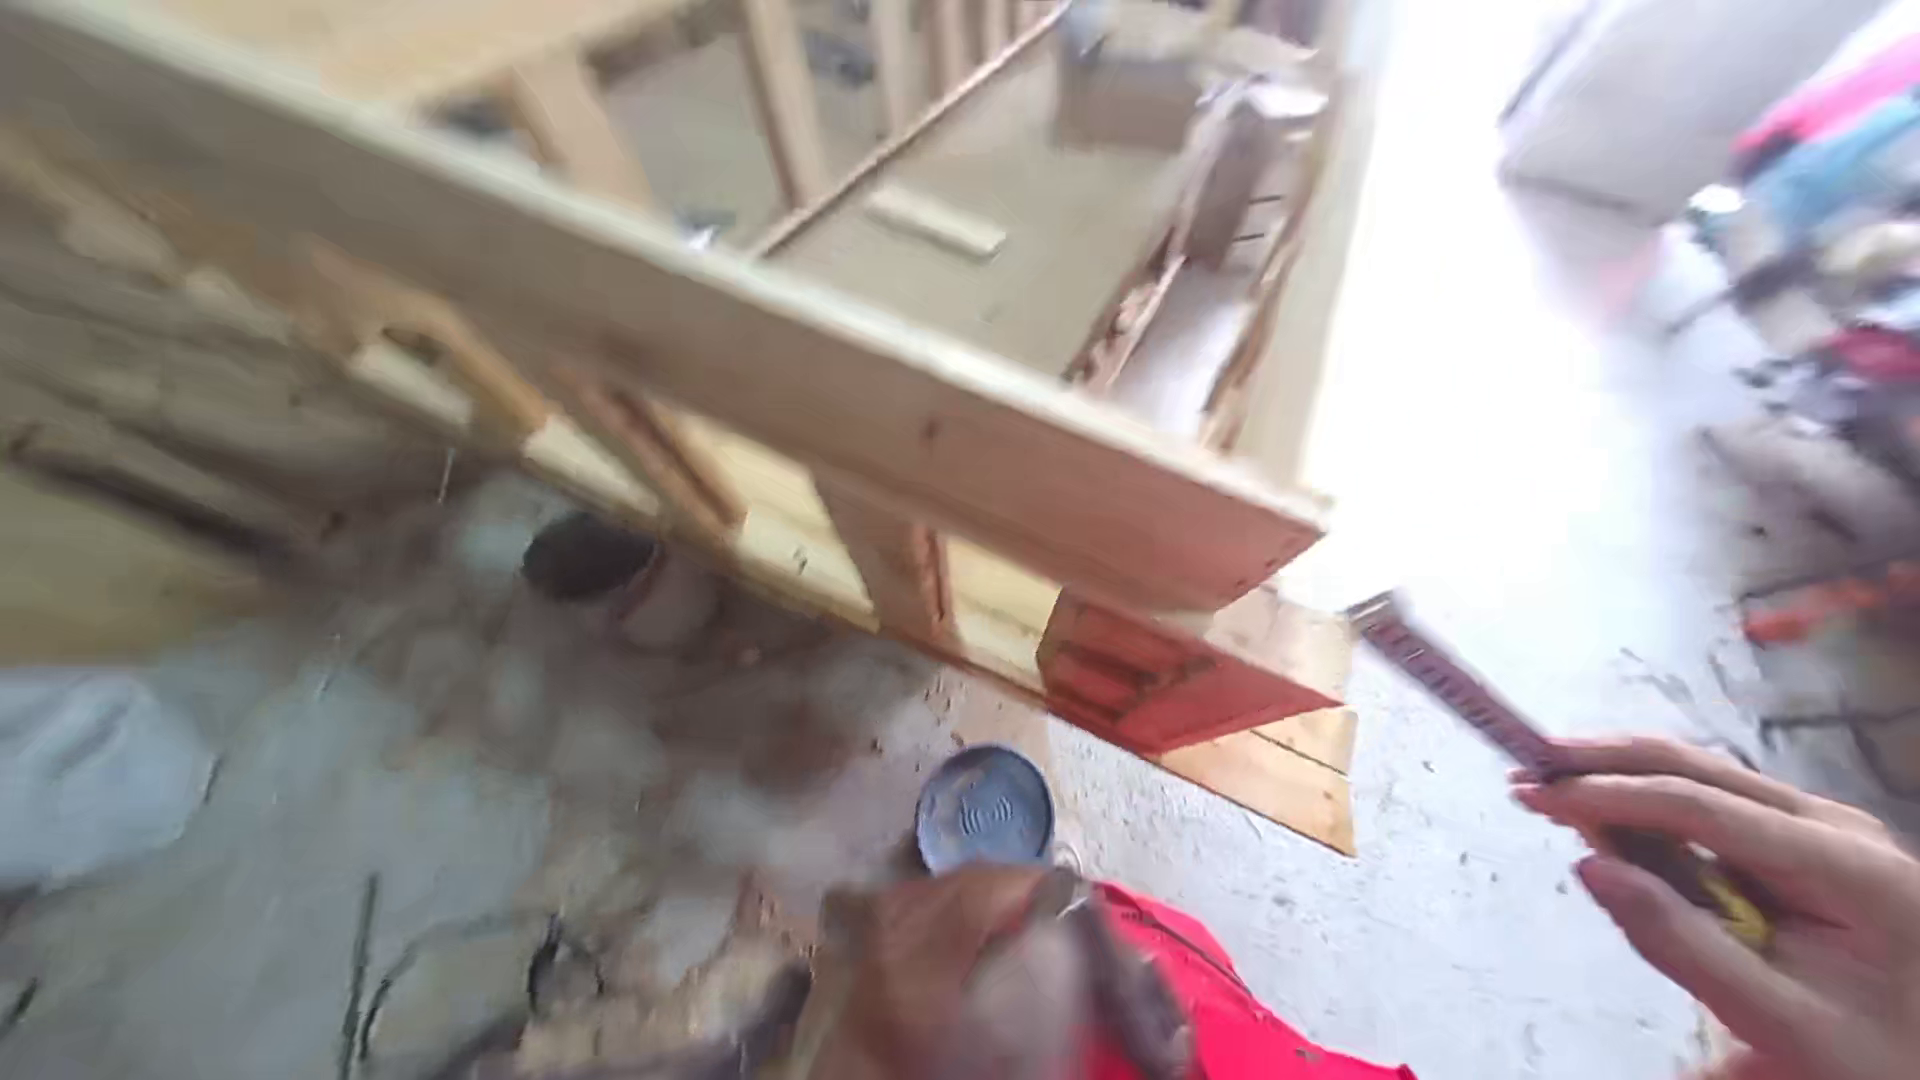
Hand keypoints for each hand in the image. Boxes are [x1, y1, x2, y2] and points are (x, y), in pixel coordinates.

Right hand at [1511, 737, 1919, 1079]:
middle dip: (1592, 762)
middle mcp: (1828, 823)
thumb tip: (1589, 866)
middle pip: (1686, 765)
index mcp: (1847, 867)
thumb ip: (1684, 944)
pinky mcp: (1784, 829)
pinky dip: (1629, 794)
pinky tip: (1591, 810)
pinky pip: (1691, 793)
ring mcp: (1810, 821)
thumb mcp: (1783, 1021)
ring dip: (1604, 773)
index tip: (1529, 796)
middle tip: (1520, 772)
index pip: (1696, 804)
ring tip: (1542, 790)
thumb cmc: (1867, 1050)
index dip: (1603, 793)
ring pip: (1683, 769)